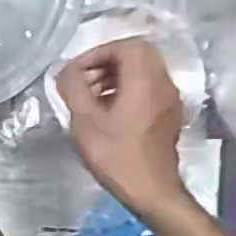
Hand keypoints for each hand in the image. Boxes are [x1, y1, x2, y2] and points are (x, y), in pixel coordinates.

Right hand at [57, 38, 189, 217]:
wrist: (150, 189)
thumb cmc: (115, 155)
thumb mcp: (85, 122)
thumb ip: (73, 89)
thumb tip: (66, 71)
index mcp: (145, 81)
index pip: (127, 45)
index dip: (99, 52)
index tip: (77, 70)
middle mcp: (163, 83)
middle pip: (138, 54)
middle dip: (106, 62)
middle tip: (82, 81)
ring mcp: (169, 99)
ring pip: (143, 71)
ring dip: (114, 76)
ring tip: (89, 98)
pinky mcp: (168, 114)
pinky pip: (147, 89)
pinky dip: (125, 89)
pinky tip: (106, 112)